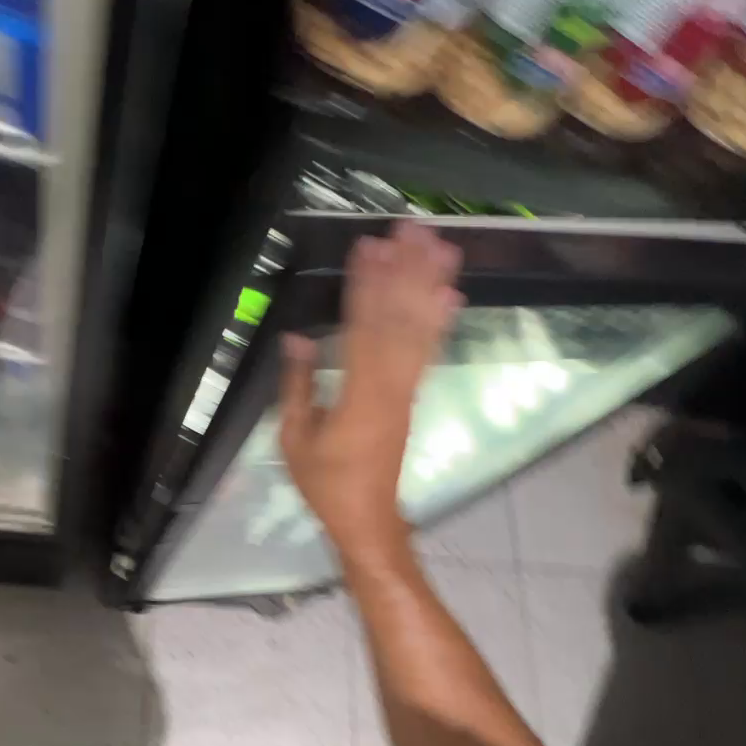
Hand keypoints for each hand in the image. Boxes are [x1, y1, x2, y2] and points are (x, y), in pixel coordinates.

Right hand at [279, 221, 462, 562]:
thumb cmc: (325, 483)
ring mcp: (407, 391)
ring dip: (430, 286)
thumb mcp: (295, 439)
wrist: (367, 518)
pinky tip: (450, 297)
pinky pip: (429, 354)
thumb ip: (298, 386)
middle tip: (413, 227)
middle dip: (406, 270)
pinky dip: (440, 323)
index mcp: (359, 395)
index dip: (367, 286)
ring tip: (440, 246)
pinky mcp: (412, 397)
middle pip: (400, 320)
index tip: (369, 246)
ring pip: (421, 330)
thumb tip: (297, 337)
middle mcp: (391, 386)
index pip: (364, 328)